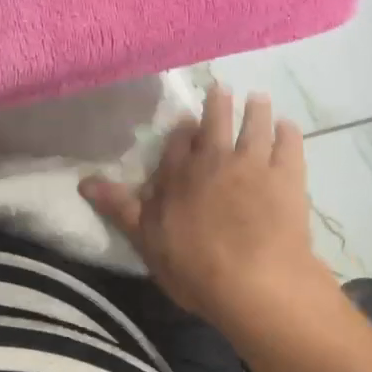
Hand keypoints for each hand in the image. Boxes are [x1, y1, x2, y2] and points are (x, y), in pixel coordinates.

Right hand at [81, 88, 334, 326]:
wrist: (258, 284)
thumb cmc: (195, 267)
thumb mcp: (147, 240)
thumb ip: (120, 207)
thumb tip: (83, 182)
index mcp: (179, 173)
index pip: (178, 140)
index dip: (182, 128)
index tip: (186, 117)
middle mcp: (213, 159)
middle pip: (216, 122)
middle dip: (219, 104)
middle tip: (223, 87)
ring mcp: (252, 165)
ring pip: (254, 127)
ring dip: (256, 110)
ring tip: (258, 97)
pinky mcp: (287, 178)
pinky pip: (289, 147)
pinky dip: (289, 133)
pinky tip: (289, 126)